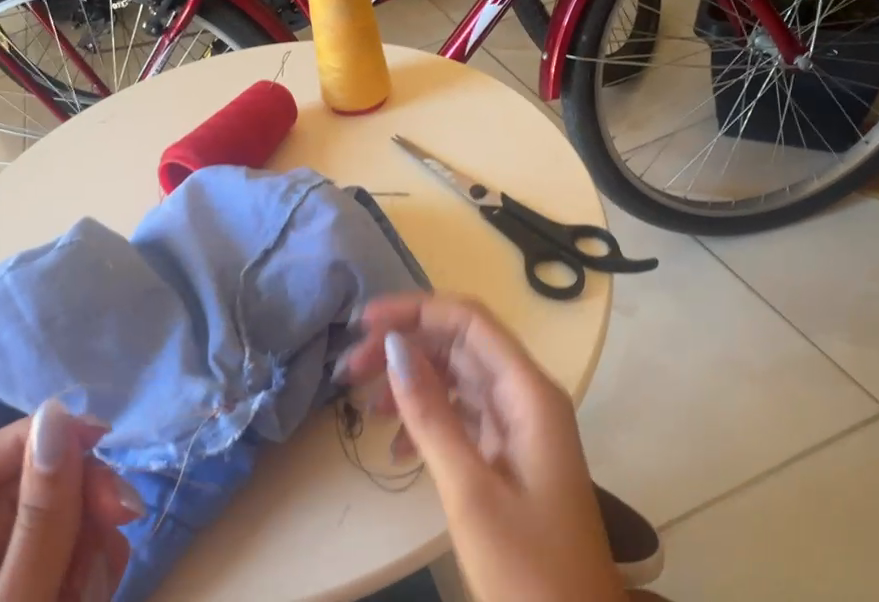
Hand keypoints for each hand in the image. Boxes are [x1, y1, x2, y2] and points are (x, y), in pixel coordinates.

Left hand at [0, 401, 145, 601]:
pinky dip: (97, 568)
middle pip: (24, 498)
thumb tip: (59, 415)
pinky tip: (101, 587)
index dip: (33, 442)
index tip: (98, 433)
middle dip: (79, 499)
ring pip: (58, 531)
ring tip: (99, 580)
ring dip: (94, 542)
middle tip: (124, 509)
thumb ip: (38, 523)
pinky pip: (73, 565)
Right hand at [336, 293, 625, 601]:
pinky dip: (427, 419)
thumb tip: (395, 346)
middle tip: (349, 370)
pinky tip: (397, 448)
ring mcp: (520, 426)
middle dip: (403, 347)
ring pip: (457, 378)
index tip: (361, 323)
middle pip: (459, 345)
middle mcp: (527, 396)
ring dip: (409, 383)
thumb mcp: (469, 489)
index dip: (414, 310)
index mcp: (528, 393)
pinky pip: (463, 415)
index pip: (468, 321)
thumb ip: (431, 413)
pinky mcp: (510, 454)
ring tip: (364, 406)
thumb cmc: (528, 567)